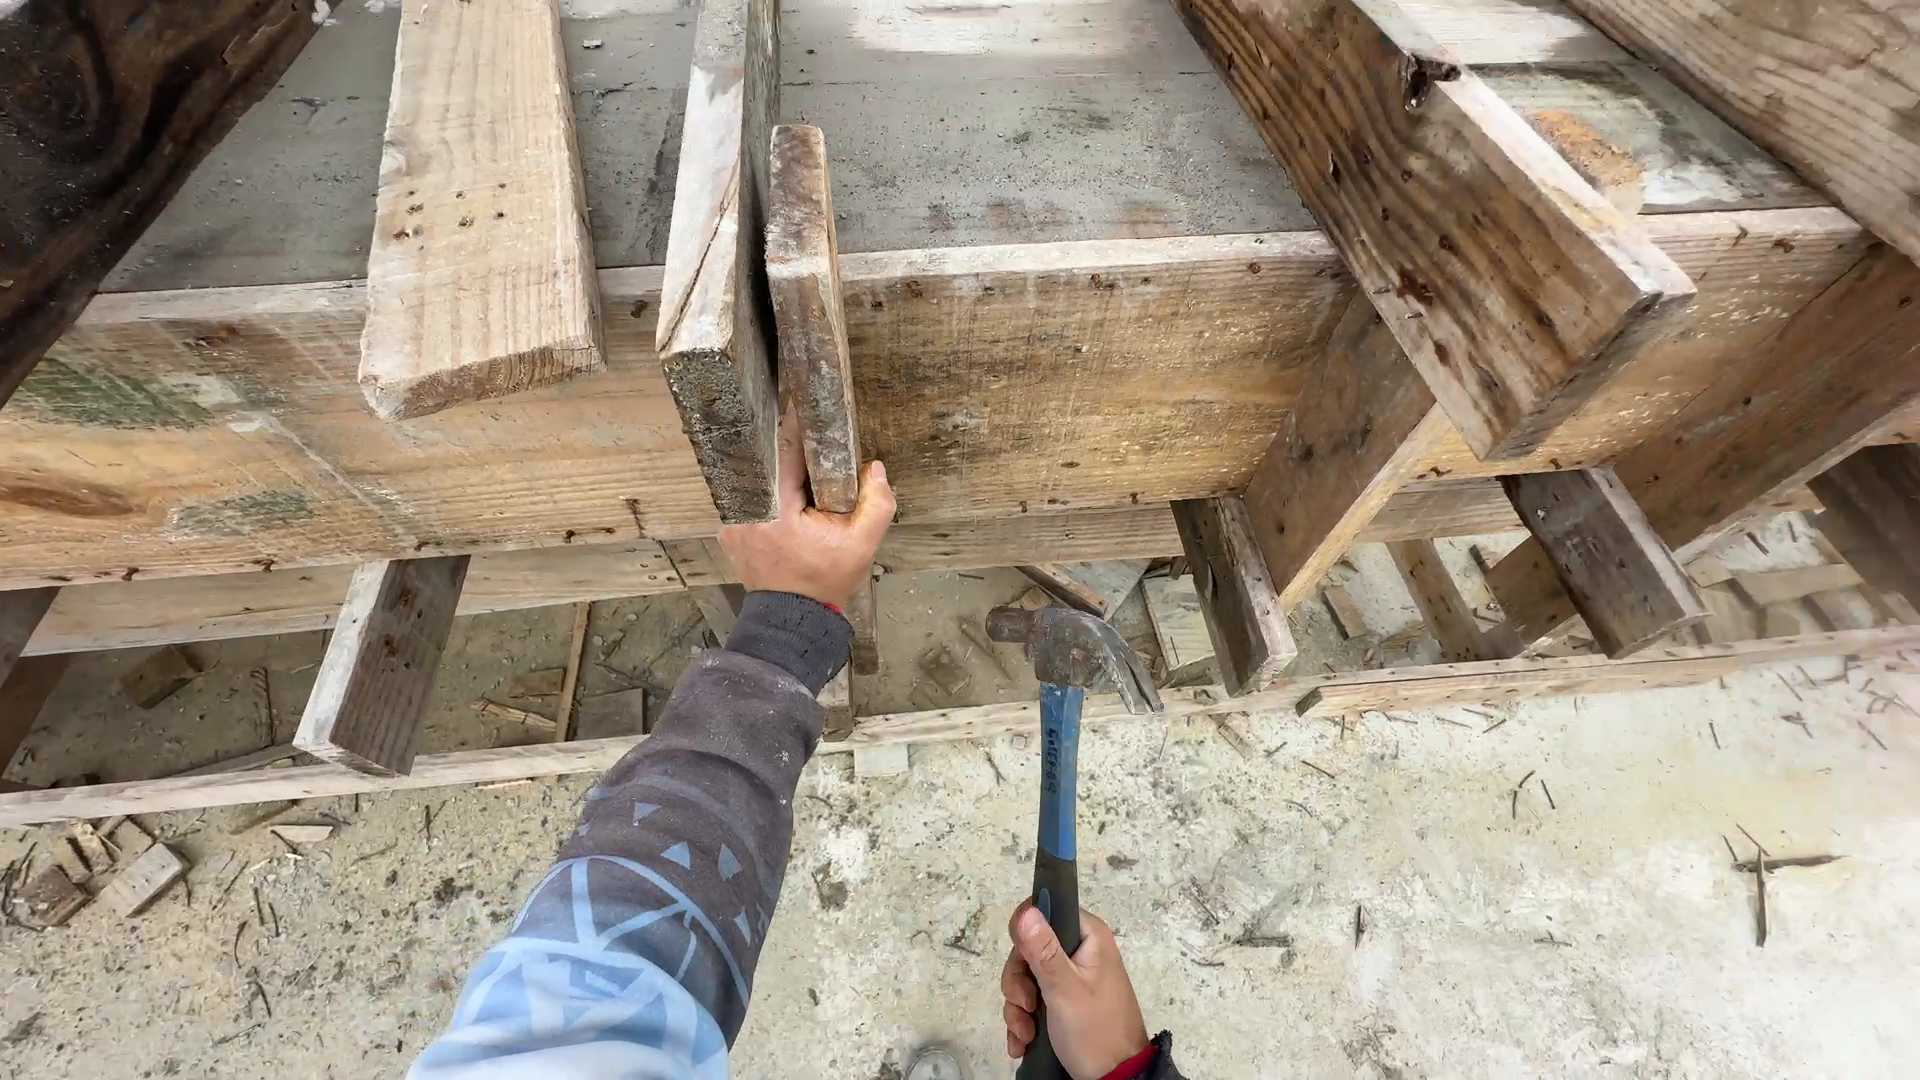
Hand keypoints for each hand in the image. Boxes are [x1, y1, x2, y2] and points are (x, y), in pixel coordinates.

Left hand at [717, 410, 895, 610]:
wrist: (794, 617)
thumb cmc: (825, 581)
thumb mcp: (862, 545)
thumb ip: (876, 505)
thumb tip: (874, 470)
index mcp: (774, 508)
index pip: (781, 451)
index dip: (795, 426)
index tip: (804, 404)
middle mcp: (745, 509)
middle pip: (763, 458)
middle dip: (786, 447)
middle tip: (806, 433)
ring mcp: (732, 519)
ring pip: (752, 475)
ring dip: (774, 467)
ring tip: (797, 463)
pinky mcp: (729, 528)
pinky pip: (746, 494)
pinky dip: (764, 489)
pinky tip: (783, 492)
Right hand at [1001, 903, 1149, 1079]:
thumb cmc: (1096, 1032)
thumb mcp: (1065, 990)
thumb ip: (1043, 951)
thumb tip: (1026, 910)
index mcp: (1088, 936)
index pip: (1047, 909)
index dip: (1026, 931)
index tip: (1021, 959)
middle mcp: (1079, 951)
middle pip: (1030, 948)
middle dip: (1019, 981)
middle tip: (1025, 1005)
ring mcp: (1071, 977)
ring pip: (1027, 977)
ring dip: (1019, 1007)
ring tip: (1025, 1033)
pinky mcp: (1064, 1002)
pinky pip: (1033, 999)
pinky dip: (1023, 1020)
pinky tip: (1023, 1041)